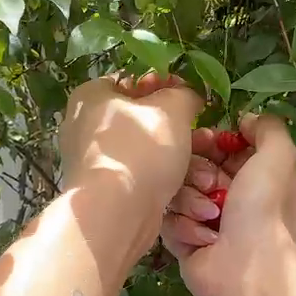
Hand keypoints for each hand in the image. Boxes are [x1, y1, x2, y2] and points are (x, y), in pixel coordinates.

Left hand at [59, 74, 201, 210]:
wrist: (117, 214)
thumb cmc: (141, 149)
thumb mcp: (173, 108)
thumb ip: (184, 94)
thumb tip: (188, 95)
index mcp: (91, 97)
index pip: (131, 81)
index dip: (165, 86)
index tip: (192, 100)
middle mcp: (86, 129)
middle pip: (145, 124)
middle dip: (184, 136)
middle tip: (207, 140)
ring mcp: (96, 165)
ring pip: (149, 158)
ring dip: (185, 167)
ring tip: (209, 178)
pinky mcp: (107, 195)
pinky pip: (144, 184)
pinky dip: (170, 189)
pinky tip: (196, 200)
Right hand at [162, 114, 295, 295]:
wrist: (248, 267)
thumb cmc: (264, 208)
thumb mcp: (277, 156)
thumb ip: (266, 127)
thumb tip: (244, 119)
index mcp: (252, 174)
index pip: (218, 146)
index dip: (208, 140)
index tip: (204, 140)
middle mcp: (229, 195)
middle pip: (192, 166)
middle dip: (197, 171)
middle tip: (209, 185)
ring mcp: (205, 219)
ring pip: (177, 192)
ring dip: (191, 202)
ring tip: (211, 217)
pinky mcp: (185, 243)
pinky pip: (168, 221)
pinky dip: (185, 228)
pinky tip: (204, 239)